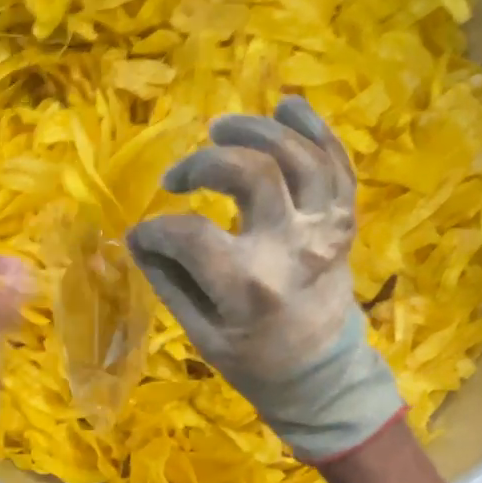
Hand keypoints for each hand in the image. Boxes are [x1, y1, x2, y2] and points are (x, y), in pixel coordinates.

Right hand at [126, 97, 403, 463]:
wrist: (321, 375)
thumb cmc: (254, 361)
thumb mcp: (201, 333)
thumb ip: (169, 281)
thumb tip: (138, 240)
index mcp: (248, 285)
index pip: (189, 235)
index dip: (156, 230)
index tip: (142, 235)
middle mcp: (291, 247)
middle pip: (251, 172)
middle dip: (205, 164)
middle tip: (178, 177)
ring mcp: (324, 229)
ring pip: (298, 155)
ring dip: (257, 132)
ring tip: (221, 129)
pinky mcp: (343, 221)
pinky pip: (336, 162)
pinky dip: (314, 130)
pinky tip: (285, 108)